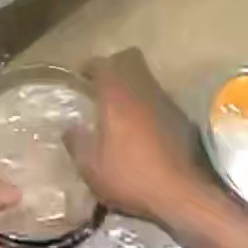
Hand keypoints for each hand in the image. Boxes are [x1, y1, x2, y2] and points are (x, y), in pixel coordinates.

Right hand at [66, 56, 208, 223]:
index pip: (102, 64)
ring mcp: (162, 97)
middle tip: (101, 85)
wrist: (179, 190)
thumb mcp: (92, 168)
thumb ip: (77, 143)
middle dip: (113, 65)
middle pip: (128, 57)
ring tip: (119, 107)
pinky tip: (140, 125)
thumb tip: (69, 127)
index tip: (81, 77)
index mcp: (117, 94)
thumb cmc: (130, 176)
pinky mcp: (177, 112)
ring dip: (131, 83)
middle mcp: (141, 87)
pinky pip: (156, 94)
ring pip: (144, 74)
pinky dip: (145, 100)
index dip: (89, 67)